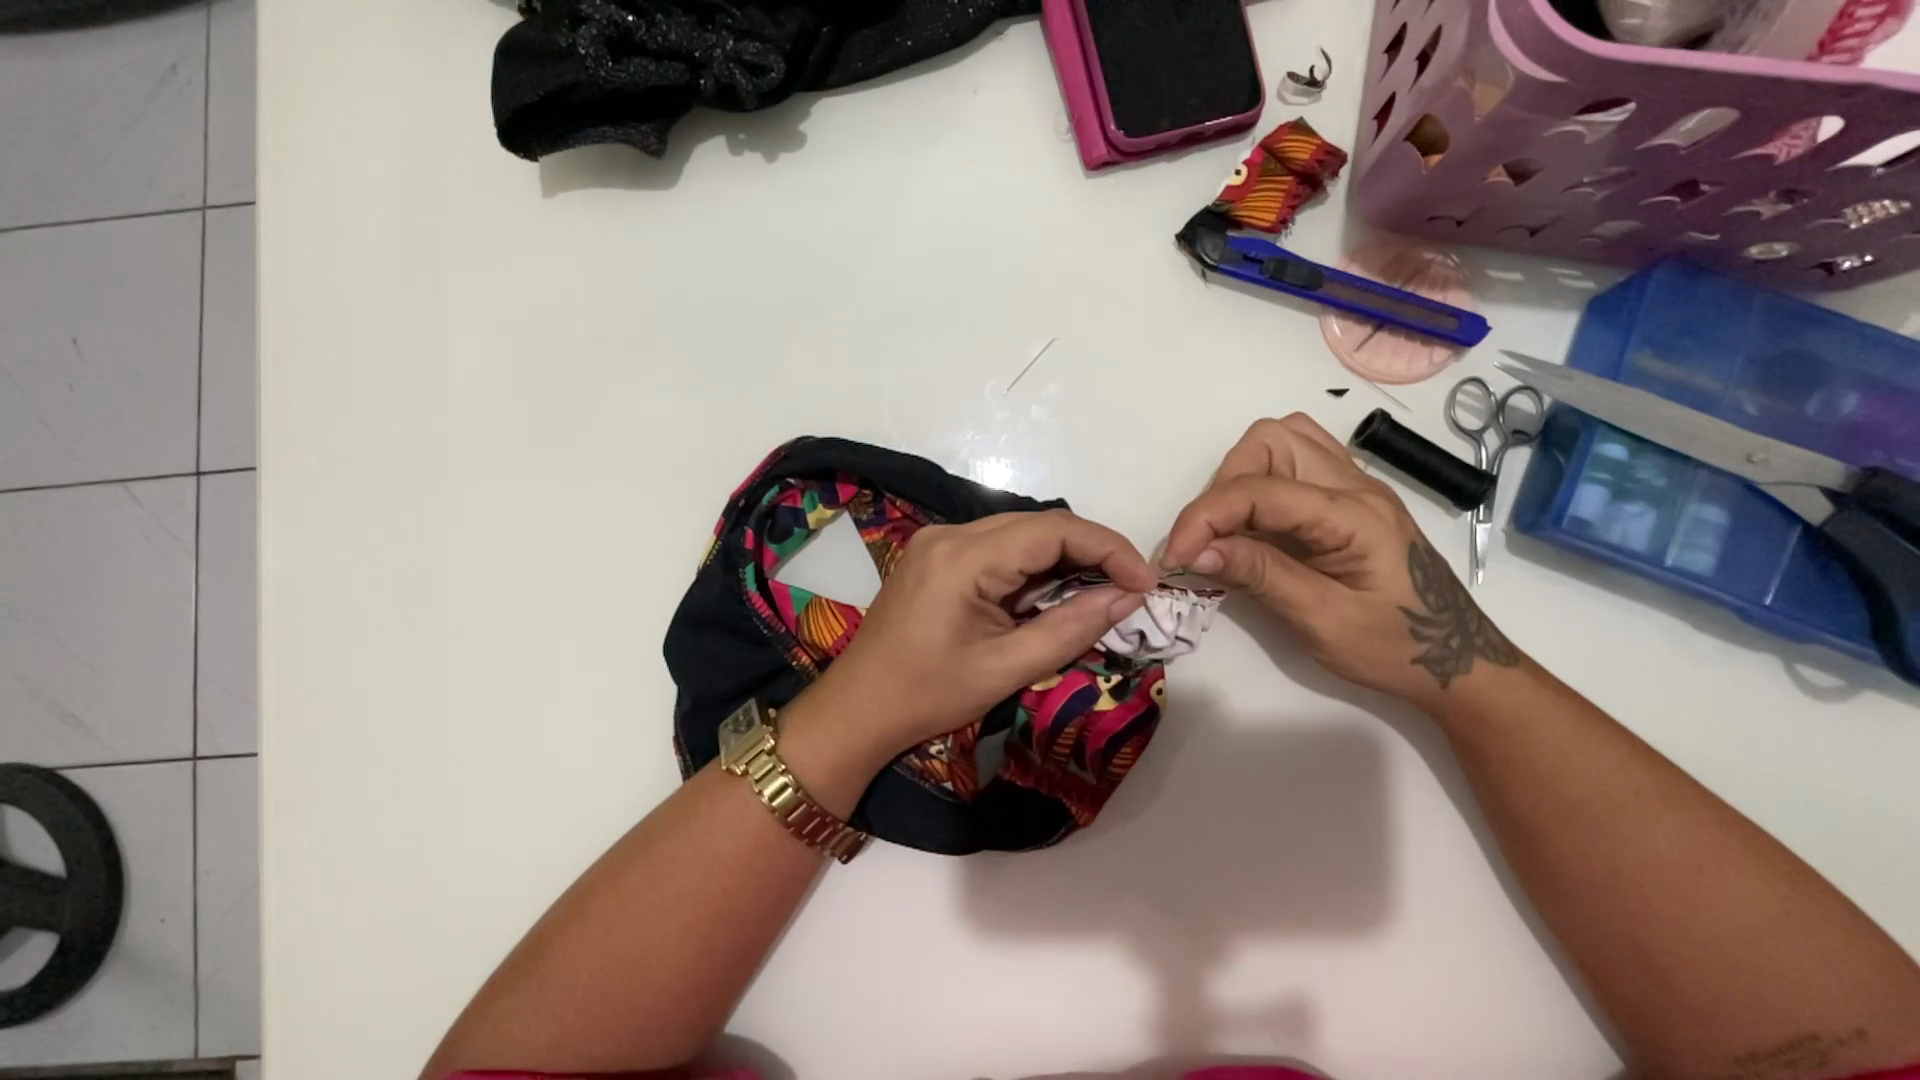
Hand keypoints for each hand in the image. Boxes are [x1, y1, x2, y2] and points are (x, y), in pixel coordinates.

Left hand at [808, 509, 1157, 761]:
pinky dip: (1032, 568)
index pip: (1054, 530)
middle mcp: (949, 533)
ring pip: (1020, 534)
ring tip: (1099, 597)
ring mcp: (938, 542)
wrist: (857, 710)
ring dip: (1063, 560)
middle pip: (1038, 525)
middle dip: (1091, 553)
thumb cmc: (927, 696)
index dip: (1109, 549)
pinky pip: (998, 549)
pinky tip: (1052, 597)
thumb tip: (1128, 599)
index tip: (1146, 584)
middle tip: (1129, 593)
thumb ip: (1071, 628)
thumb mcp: (1006, 669)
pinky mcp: (935, 557)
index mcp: (963, 556)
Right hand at [1161, 414, 1522, 705]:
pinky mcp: (1347, 500)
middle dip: (1224, 485)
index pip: (1260, 490)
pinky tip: (1254, 526)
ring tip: (1227, 530)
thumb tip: (1196, 550)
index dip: (1205, 517)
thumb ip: (1261, 576)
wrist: (1459, 662)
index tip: (1174, 558)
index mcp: (1354, 516)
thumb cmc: (1397, 649)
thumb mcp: (1324, 622)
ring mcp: (1355, 487)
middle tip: (1209, 541)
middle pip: (1271, 440)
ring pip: (1282, 440)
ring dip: (1241, 476)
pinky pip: (1295, 461)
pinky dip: (1260, 482)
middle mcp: (1355, 486)